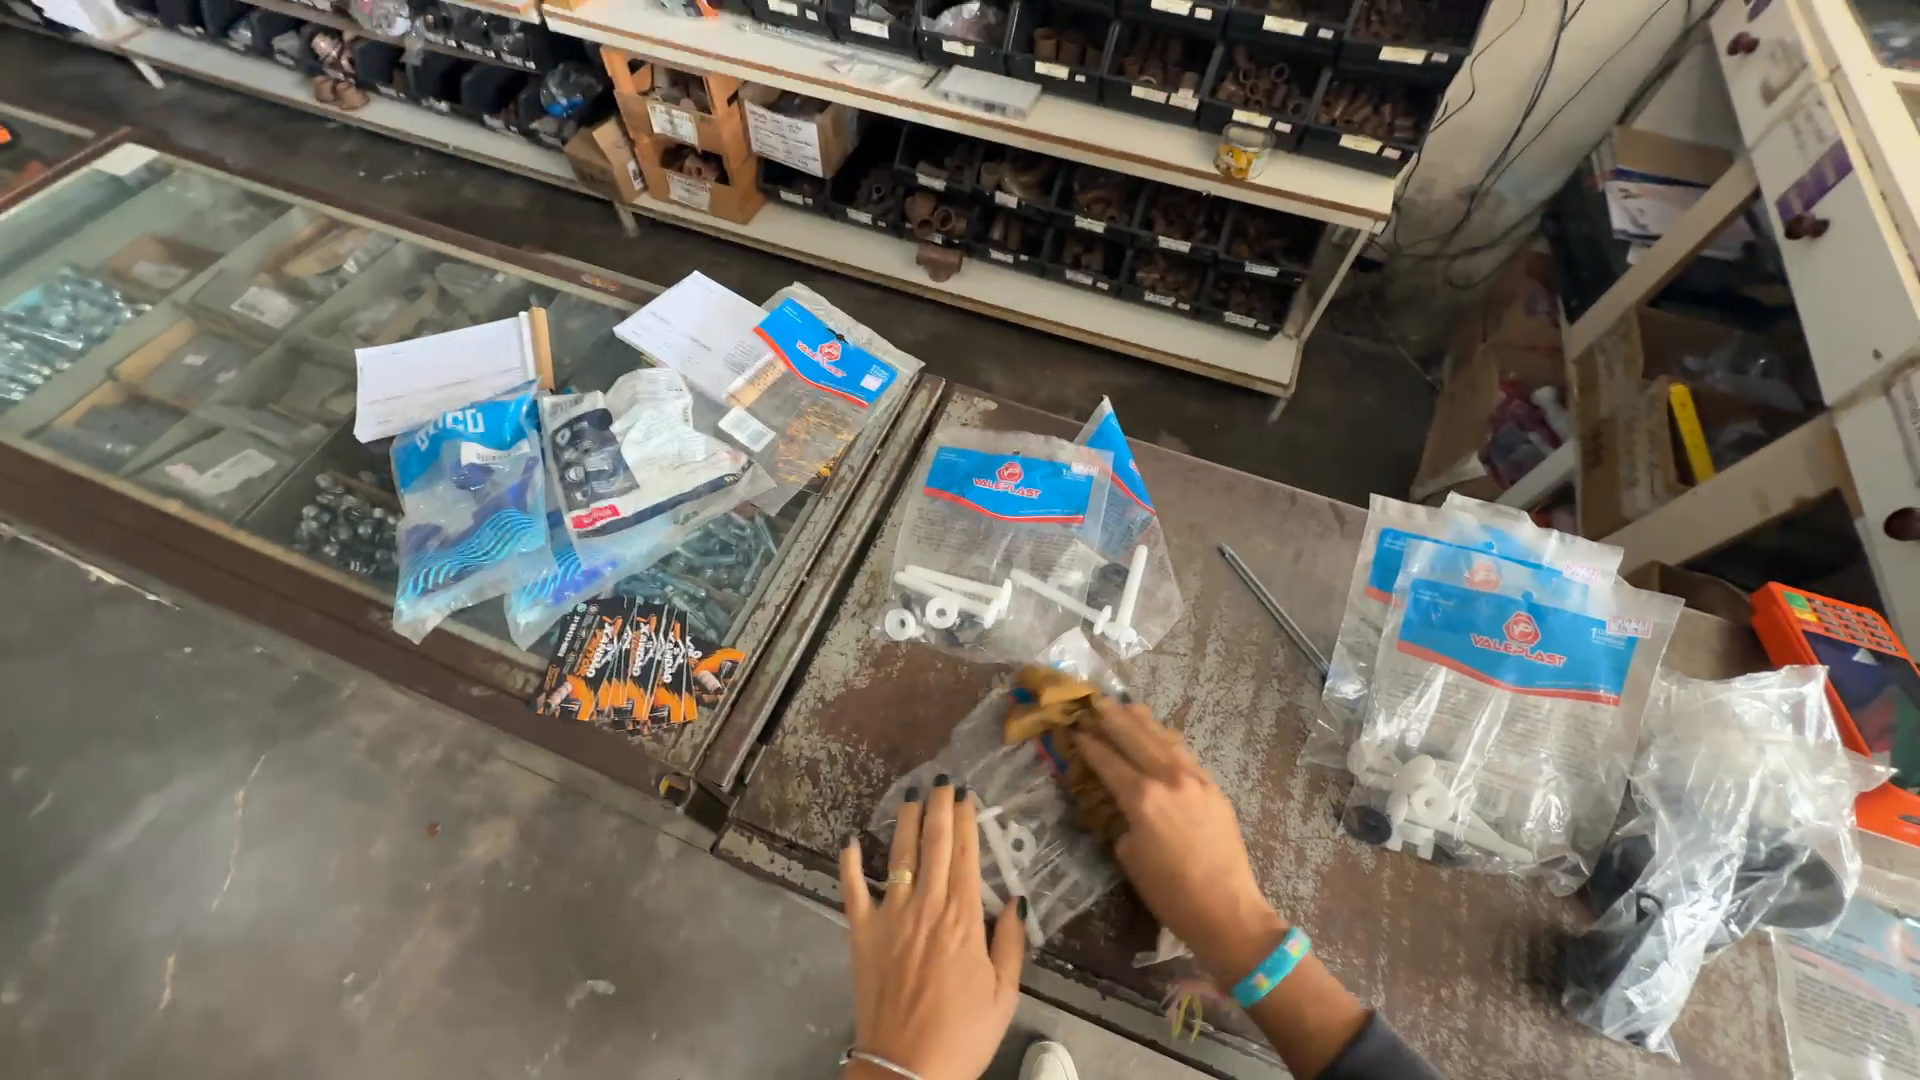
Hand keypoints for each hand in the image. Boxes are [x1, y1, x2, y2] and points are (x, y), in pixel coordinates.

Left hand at [839, 777, 1027, 1079]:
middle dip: (938, 806)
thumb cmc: (963, 1033)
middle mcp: (927, 904)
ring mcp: (891, 914)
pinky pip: (853, 889)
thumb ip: (1013, 942)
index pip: (966, 852)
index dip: (966, 818)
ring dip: (905, 820)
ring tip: (910, 794)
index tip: (965, 794)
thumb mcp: (1005, 993)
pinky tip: (850, 839)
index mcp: (964, 916)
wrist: (908, 1069)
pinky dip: (849, 862)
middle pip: (934, 842)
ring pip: (899, 854)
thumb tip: (1017, 899)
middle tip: (940, 780)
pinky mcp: (861, 932)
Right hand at [1077, 702, 1285, 985]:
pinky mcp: (1213, 787)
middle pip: (1135, 736)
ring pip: (1163, 737)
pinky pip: (1184, 752)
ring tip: (1125, 707)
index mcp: (1142, 797)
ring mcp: (1195, 779)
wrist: (1228, 911)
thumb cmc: (1170, 893)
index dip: (1089, 744)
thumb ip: (1122, 819)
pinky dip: (1166, 738)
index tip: (1075, 729)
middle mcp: (1168, 778)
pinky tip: (1159, 733)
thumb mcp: (1129, 856)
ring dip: (1141, 721)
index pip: (1108, 760)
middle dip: (1112, 718)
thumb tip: (1122, 803)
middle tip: (1094, 703)